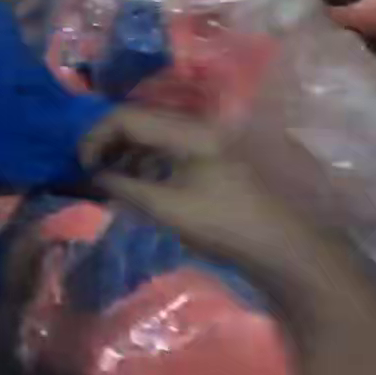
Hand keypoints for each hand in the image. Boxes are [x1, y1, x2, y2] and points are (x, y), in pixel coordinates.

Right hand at [81, 108, 332, 292]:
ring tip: (111, 178)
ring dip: (123, 150)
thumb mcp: (164, 207)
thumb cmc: (227, 227)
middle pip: (135, 120)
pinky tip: (138, 182)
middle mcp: (198, 127)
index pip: (123, 118)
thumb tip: (92, 174)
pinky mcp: (214, 156)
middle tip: (90, 169)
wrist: (293, 257)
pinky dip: (144, 158)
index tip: (82, 165)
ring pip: (149, 132)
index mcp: (188, 132)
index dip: (94, 138)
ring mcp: (209, 140)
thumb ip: (120, 185)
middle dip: (106, 142)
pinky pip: (166, 145)